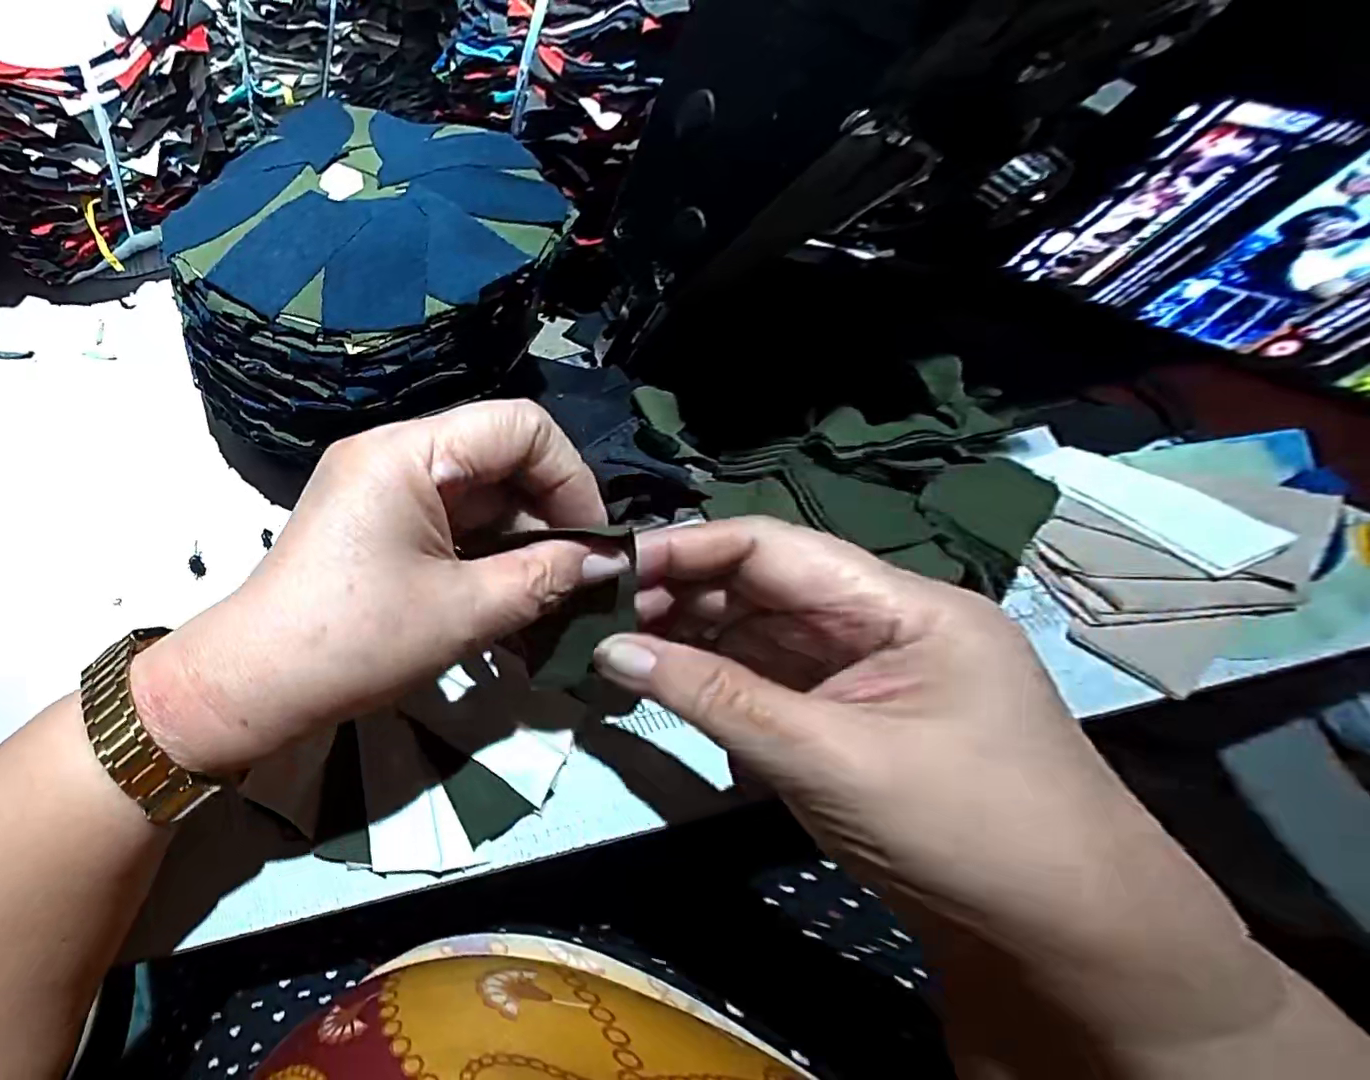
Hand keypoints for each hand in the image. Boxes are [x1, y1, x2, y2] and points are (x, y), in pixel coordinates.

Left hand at [131, 400, 623, 774]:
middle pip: (496, 453)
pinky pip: (444, 513)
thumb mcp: (464, 611)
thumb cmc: (357, 642)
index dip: (569, 477)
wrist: (255, 682)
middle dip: (546, 508)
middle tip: (577, 569)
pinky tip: (509, 583)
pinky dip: (481, 544)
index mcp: (407, 451)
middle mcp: (390, 450)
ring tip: (551, 584)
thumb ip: (545, 576)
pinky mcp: (373, 517)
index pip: (519, 425)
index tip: (592, 540)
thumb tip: (609, 560)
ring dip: (517, 532)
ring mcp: (377, 483)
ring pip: (473, 488)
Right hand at [591, 518, 1287, 1053]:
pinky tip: (652, 676)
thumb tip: (608, 649)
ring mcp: (845, 666)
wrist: (1063, 949)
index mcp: (895, 604)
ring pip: (742, 629)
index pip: (769, 547)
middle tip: (596, 610)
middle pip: (749, 584)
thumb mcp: (827, 756)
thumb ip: (711, 695)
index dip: (686, 548)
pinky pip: (749, 674)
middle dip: (673, 592)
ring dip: (678, 634)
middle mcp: (866, 620)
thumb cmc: (968, 832)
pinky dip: (699, 675)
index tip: (613, 564)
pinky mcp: (827, 709)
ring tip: (610, 640)